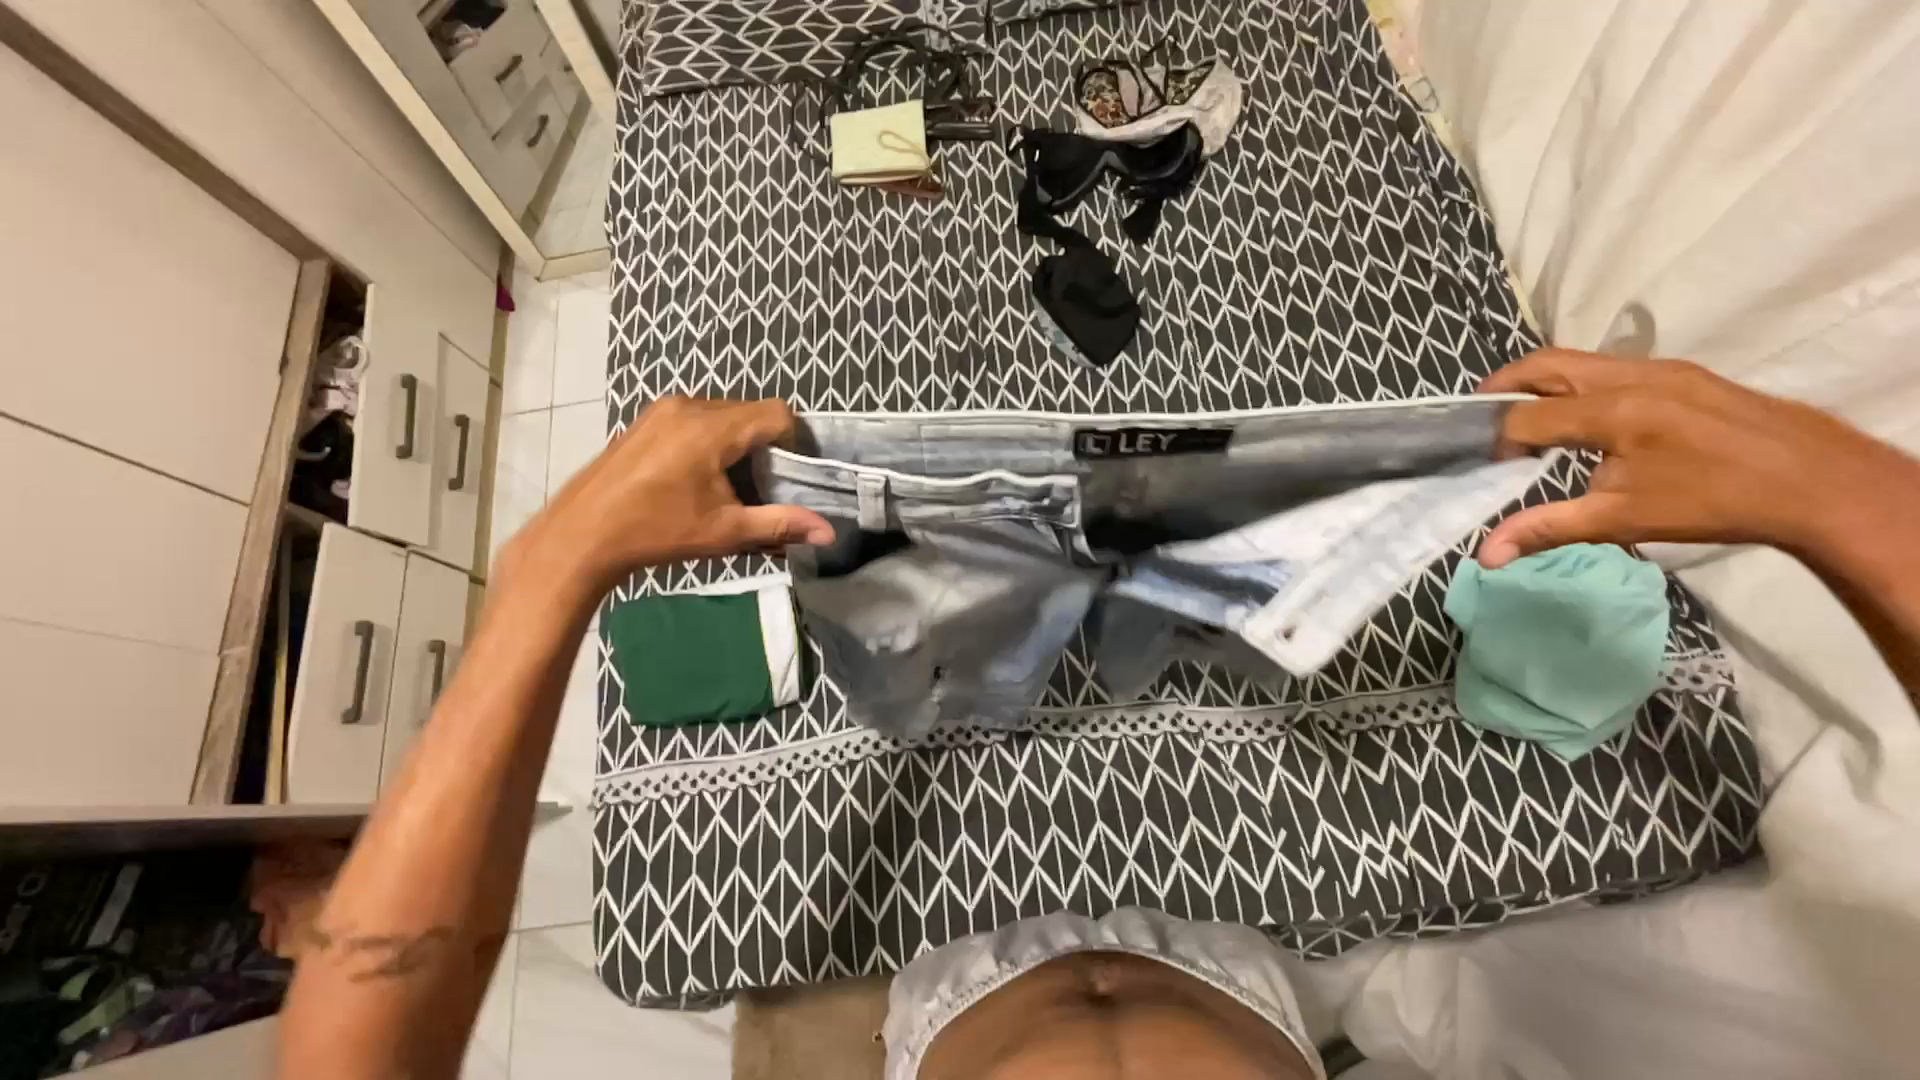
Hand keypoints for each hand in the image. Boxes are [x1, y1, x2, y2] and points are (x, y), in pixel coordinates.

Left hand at [501, 397, 833, 597]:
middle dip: (766, 446)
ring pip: (723, 414)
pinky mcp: (645, 421)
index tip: (793, 475)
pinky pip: (695, 418)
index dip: (795, 441)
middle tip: (764, 487)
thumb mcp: (727, 531)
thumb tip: (829, 532)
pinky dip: (711, 441)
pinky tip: (698, 478)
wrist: (583, 536)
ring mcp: (662, 410)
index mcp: (712, 428)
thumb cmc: (658, 532)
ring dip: (738, 443)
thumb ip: (782, 524)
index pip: (777, 413)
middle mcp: (689, 406)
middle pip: (750, 412)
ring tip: (731, 485)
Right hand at [1475, 350, 1919, 567]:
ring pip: (1578, 360)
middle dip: (1504, 386)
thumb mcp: (1622, 520)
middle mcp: (1631, 378)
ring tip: (1528, 417)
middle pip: (1544, 364)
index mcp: (1612, 412)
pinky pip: (1610, 367)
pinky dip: (1578, 384)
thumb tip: (1486, 556)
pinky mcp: (1683, 373)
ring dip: (1541, 383)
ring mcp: (1661, 369)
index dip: (1498, 439)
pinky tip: (1586, 418)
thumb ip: (1546, 528)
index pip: (1526, 414)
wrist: (1820, 484)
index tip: (1494, 465)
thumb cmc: (1714, 504)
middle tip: (1482, 417)